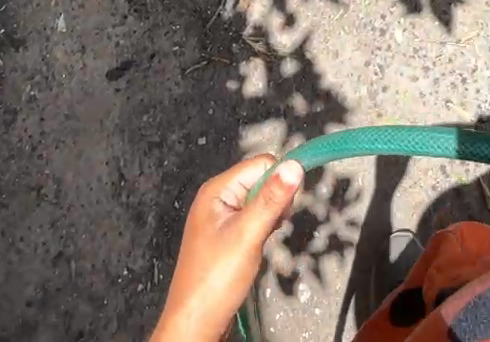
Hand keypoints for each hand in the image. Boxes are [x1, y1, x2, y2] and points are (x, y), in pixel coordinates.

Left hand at [149, 154, 304, 341]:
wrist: (195, 326)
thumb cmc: (214, 282)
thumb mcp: (247, 235)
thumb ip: (271, 199)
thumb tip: (294, 165)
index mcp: (218, 189)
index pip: (261, 164)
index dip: (279, 182)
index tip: (284, 208)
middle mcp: (219, 198)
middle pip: (262, 180)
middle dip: (274, 202)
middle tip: (266, 230)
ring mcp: (222, 216)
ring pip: (262, 200)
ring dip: (270, 218)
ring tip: (259, 241)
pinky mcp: (228, 234)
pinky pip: (255, 218)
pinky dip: (264, 229)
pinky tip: (257, 246)